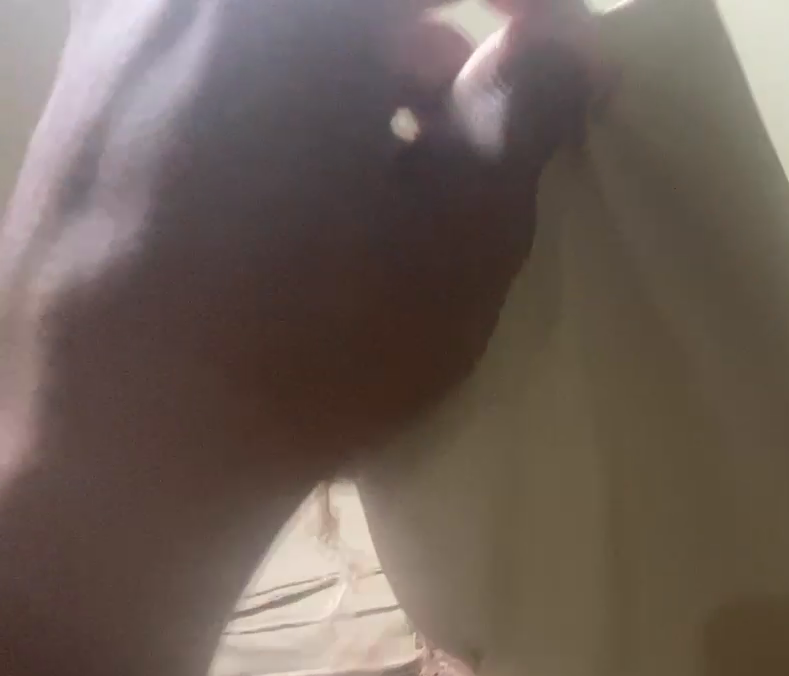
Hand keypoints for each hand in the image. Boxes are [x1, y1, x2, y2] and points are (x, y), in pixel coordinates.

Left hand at [0, 0, 595, 498]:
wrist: (130, 423)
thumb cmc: (332, 328)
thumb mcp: (468, 227)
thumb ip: (527, 111)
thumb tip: (582, 44)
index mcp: (297, 13)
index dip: (535, 6)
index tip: (580, 71)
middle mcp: (202, 0)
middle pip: (377, 7)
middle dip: (455, 53)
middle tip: (493, 144)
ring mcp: (138, 33)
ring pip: (309, 30)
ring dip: (389, 81)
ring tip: (413, 188)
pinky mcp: (109, 87)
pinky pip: (246, 57)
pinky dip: (321, 100)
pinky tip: (331, 200)